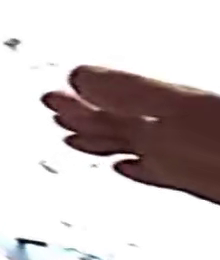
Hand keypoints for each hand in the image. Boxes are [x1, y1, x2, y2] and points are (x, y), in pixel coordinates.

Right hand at [44, 66, 219, 203]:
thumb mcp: (187, 108)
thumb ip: (133, 90)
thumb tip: (80, 74)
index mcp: (174, 106)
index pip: (118, 91)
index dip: (89, 87)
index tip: (64, 82)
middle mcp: (183, 130)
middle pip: (125, 118)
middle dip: (88, 114)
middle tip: (54, 107)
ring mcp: (195, 159)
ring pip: (138, 144)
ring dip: (104, 140)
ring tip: (75, 137)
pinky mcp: (206, 185)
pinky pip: (164, 174)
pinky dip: (139, 169)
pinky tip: (127, 168)